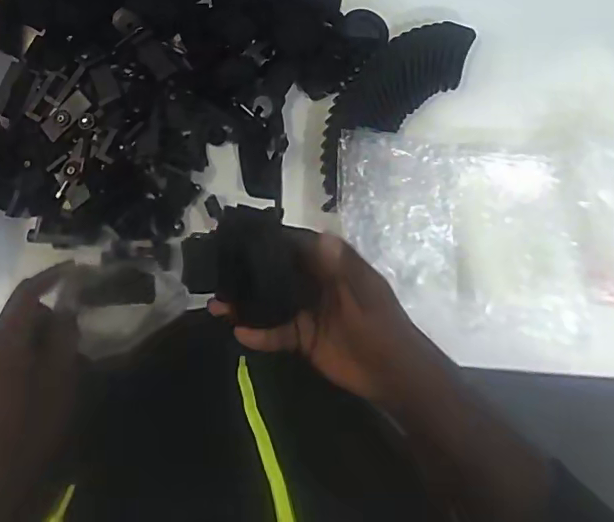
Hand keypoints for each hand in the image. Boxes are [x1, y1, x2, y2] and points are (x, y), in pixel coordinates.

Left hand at [0, 265, 79, 521]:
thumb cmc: (30, 430)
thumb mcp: (60, 381)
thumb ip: (64, 335)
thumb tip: (69, 302)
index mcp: (3, 337)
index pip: (27, 291)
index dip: (52, 275)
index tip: (75, 268)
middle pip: (18, 314)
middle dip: (45, 319)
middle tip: (71, 340)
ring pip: (8, 334)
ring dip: (32, 340)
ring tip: (55, 366)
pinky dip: (17, 355)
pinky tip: (33, 381)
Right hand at [210, 231, 438, 405]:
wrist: (397, 378)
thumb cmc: (383, 327)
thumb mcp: (365, 292)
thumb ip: (341, 266)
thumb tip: (322, 235)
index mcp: (328, 266)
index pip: (293, 245)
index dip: (268, 239)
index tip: (238, 235)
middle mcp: (311, 285)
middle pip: (273, 274)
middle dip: (246, 273)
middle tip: (216, 271)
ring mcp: (304, 312)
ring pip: (268, 303)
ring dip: (244, 304)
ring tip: (216, 305)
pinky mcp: (302, 338)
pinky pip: (275, 333)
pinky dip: (257, 334)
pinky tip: (239, 334)